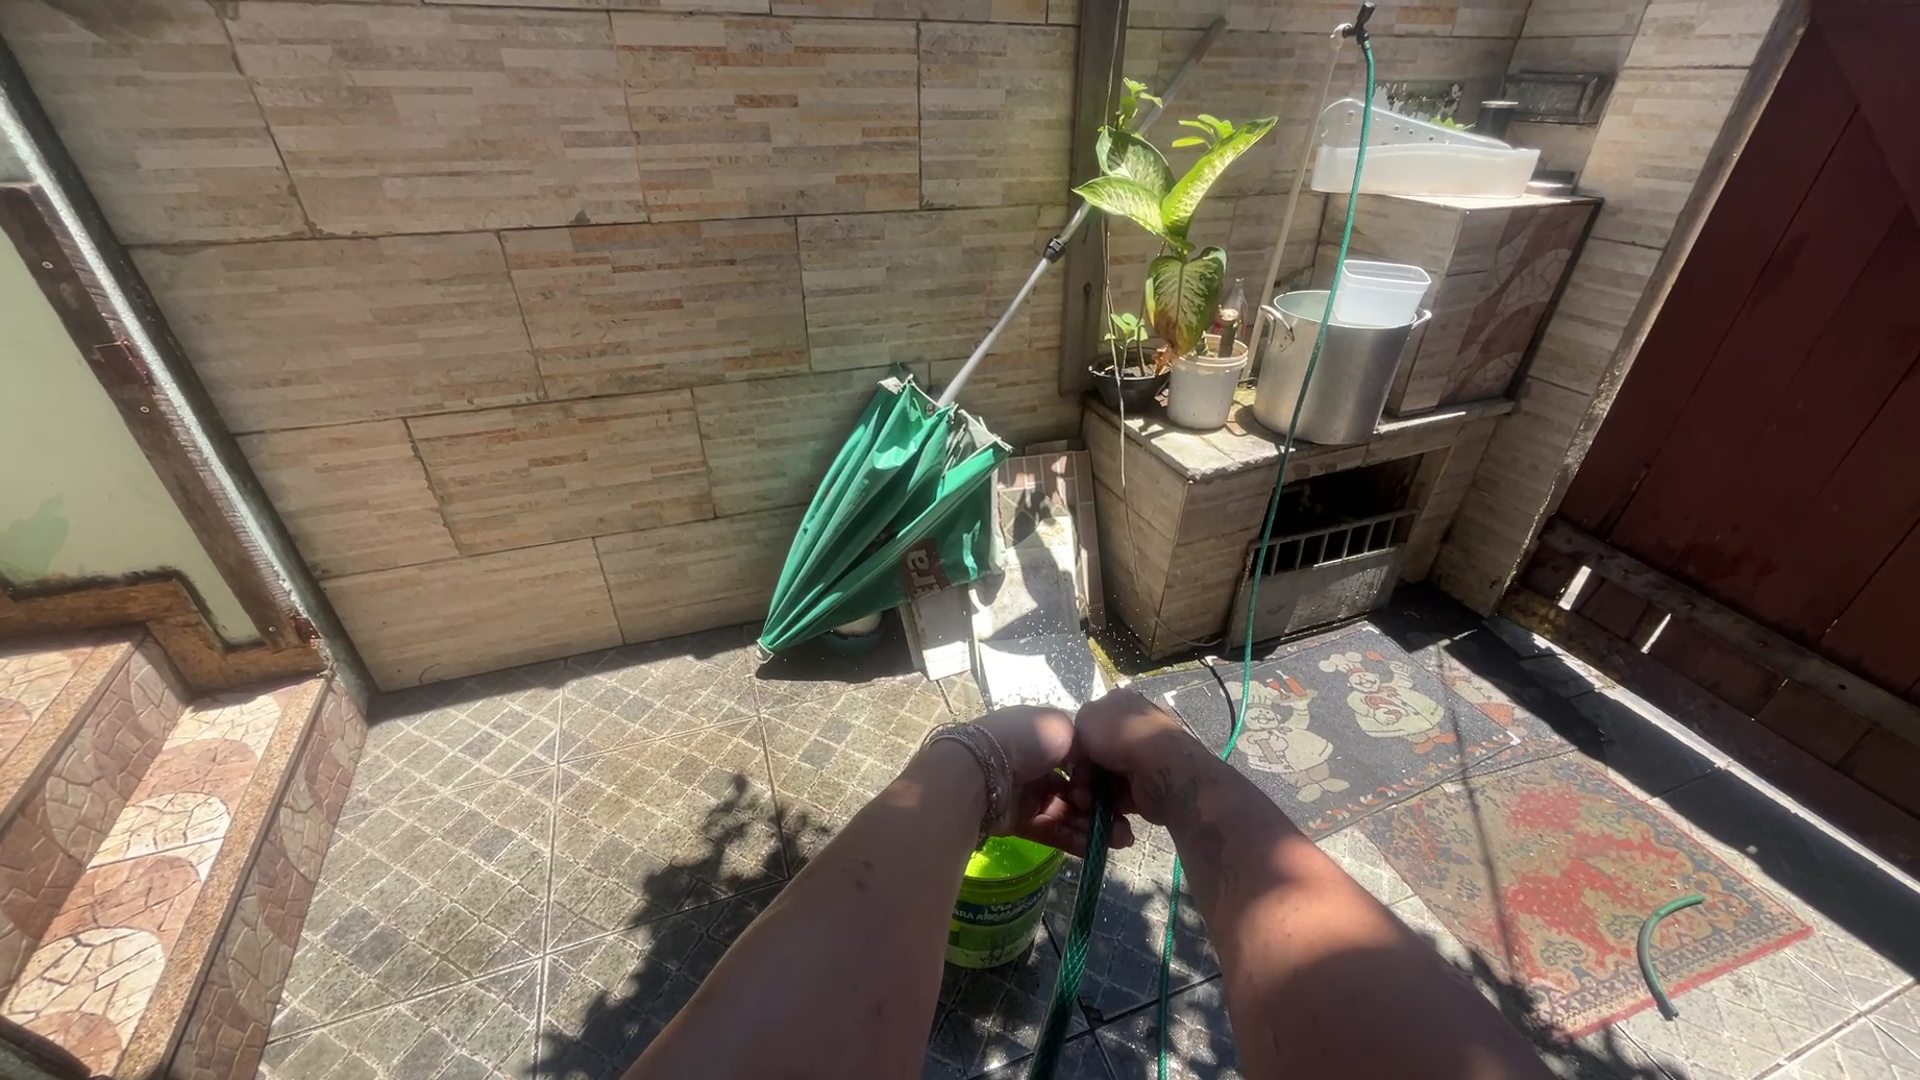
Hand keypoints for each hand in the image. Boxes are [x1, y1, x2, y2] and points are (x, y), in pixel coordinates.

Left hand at [972, 705, 1133, 856]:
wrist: (985, 771)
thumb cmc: (1027, 740)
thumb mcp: (1061, 726)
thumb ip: (1081, 743)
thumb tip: (1088, 763)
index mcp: (1042, 735)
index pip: (1078, 757)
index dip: (1097, 774)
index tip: (1114, 787)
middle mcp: (1035, 763)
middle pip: (1074, 788)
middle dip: (1100, 806)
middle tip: (1122, 822)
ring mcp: (1027, 793)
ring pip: (1066, 812)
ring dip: (1093, 826)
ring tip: (1120, 840)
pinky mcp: (1019, 820)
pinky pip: (1052, 830)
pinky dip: (1074, 839)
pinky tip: (1096, 848)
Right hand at [1071, 689, 1197, 825]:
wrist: (1158, 767)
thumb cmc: (1119, 735)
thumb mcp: (1085, 717)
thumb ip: (1075, 728)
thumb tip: (1080, 746)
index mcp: (1120, 704)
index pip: (1090, 723)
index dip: (1076, 742)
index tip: (1069, 758)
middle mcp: (1131, 729)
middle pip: (1095, 754)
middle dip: (1082, 772)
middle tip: (1076, 784)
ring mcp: (1140, 758)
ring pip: (1103, 778)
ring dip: (1089, 791)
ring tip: (1084, 799)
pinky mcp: (1144, 786)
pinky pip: (1116, 796)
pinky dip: (1105, 803)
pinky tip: (1097, 808)